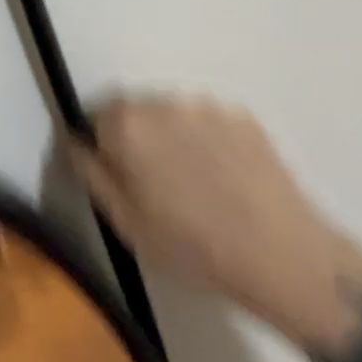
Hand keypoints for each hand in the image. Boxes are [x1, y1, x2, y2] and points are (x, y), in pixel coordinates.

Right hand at [75, 94, 361, 354]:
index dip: (101, 146)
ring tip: (195, 182)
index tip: (117, 175)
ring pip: (172, 114)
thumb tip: (75, 142)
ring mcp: (207, 106)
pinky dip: (207, 141)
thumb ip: (91, 174)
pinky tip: (224, 178)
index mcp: (126, 126)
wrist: (287, 259)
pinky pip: (208, 122)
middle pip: (133, 110)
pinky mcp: (244, 116)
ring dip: (172, 137)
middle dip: (136, 137)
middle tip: (155, 183)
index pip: (94, 116)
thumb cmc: (194, 247)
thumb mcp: (125, 223)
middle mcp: (162, 102)